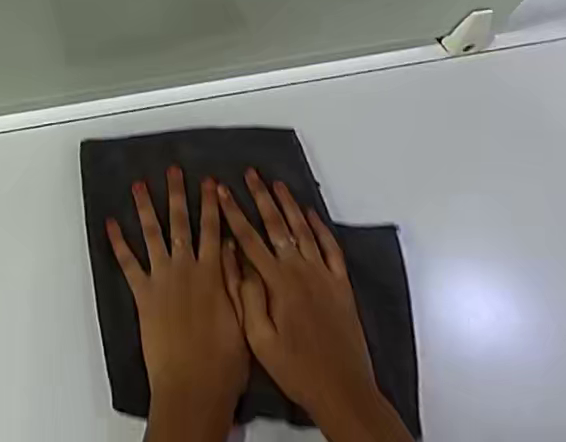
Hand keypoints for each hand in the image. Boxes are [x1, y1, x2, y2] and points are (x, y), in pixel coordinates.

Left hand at [107, 167, 249, 441]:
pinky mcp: (143, 294)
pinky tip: (110, 224)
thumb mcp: (245, 320)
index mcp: (212, 274)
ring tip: (138, 185)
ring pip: (152, 233)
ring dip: (145, 207)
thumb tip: (234, 248)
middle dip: (178, 194)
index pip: (214, 230)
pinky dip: (118, 242)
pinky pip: (127, 262)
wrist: (194, 387)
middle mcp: (186, 269)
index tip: (211, 182)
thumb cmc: (225, 362)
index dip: (212, 205)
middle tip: (174, 170)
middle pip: (182, 223)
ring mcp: (162, 279)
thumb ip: (238, 282)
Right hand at [217, 169, 410, 441]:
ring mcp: (323, 276)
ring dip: (289, 204)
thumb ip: (246, 296)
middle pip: (277, 225)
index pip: (249, 238)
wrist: (344, 392)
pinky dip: (321, 227)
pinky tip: (311, 214)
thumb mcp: (259, 340)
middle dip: (261, 197)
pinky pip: (331, 248)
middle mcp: (300, 271)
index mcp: (277, 283)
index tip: (221, 190)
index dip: (233, 211)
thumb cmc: (296, 369)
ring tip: (277, 183)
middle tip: (250, 174)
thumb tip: (233, 258)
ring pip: (303, 230)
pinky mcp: (341, 286)